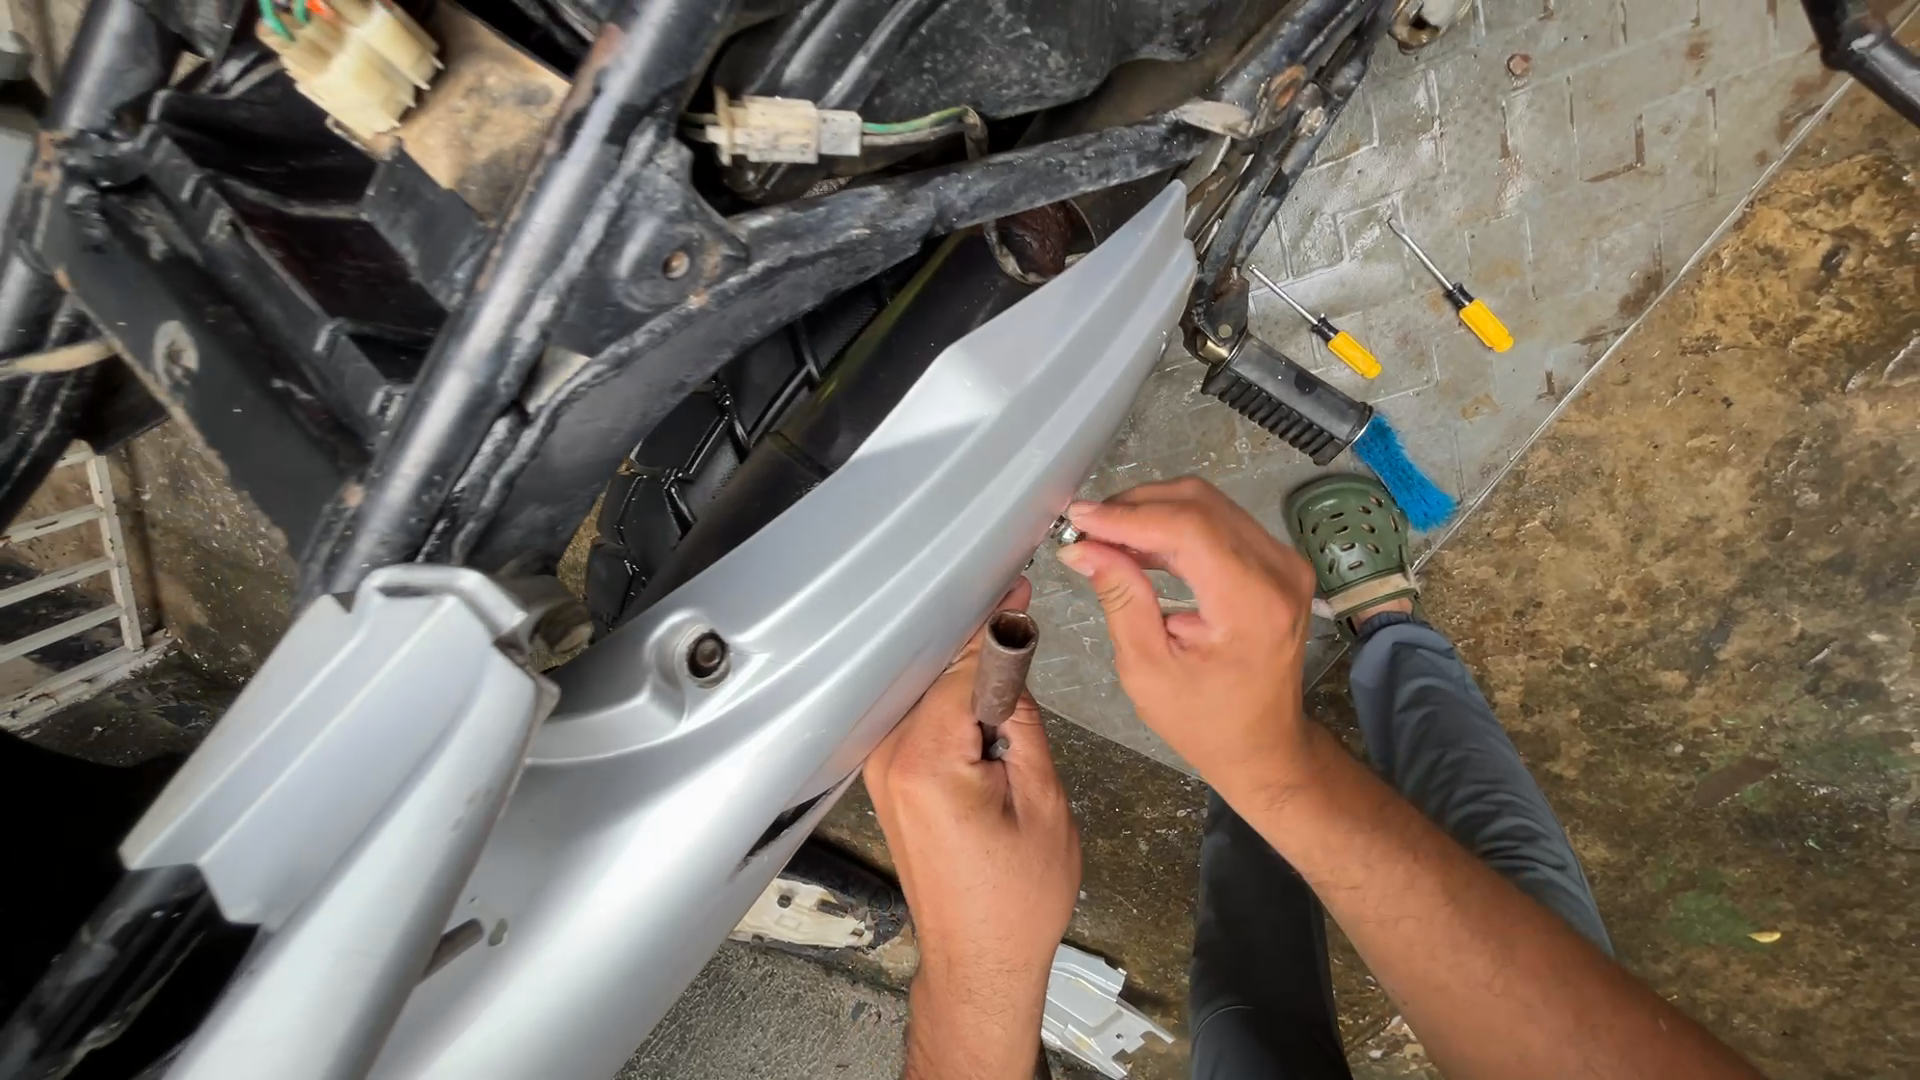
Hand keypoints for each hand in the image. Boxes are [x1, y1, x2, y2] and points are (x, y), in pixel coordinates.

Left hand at [864, 577, 1079, 1079]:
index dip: (995, 629)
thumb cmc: (1018, 898)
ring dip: (963, 667)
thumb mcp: (1043, 800)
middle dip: (978, 641)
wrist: (980, 961)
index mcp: (928, 763)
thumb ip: (1023, 720)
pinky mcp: (889, 780)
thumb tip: (1011, 664)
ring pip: (925, 690)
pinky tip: (977, 685)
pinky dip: (949, 696)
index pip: (962, 668)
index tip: (1018, 596)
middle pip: (936, 672)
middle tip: (1015, 607)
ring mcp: (883, 770)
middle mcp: (891, 760)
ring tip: (1004, 641)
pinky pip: (919, 717)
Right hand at [1056, 477, 1321, 806]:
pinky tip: (1136, 543)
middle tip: (1086, 529)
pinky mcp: (1273, 561)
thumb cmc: (1204, 721)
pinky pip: (1216, 522)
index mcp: (1252, 602)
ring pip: (1206, 504)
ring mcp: (1282, 561)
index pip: (1188, 528)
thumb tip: (1083, 548)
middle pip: (1198, 504)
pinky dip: (1171, 524)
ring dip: (1150, 511)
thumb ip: (1120, 599)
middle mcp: (1278, 570)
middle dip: (1134, 507)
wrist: (1263, 744)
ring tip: (1104, 536)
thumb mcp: (1147, 669)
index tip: (1079, 519)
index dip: (1128, 516)